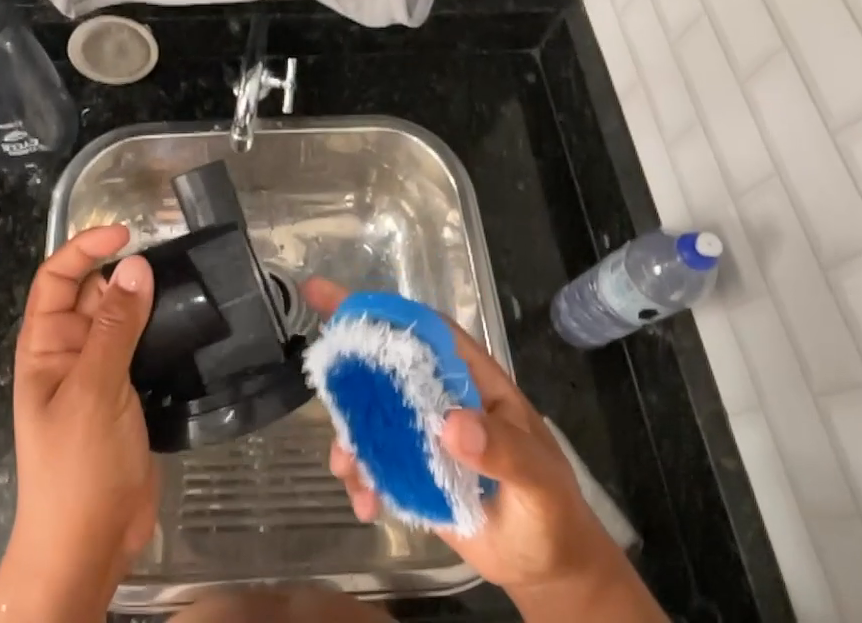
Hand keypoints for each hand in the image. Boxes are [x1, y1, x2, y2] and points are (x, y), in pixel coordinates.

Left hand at [0, 226, 157, 622]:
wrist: (88, 542)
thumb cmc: (78, 465)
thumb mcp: (94, 390)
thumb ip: (116, 328)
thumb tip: (135, 267)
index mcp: (44, 347)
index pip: (57, 280)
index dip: (84, 250)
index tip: (126, 234)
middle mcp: (69, 354)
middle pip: (93, 295)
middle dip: (123, 273)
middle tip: (172, 260)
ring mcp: (99, 376)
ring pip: (122, 321)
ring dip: (147, 302)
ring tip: (188, 284)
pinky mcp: (128, 396)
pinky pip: (142, 351)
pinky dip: (161, 333)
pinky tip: (190, 325)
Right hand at [305, 279, 662, 620]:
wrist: (546, 565)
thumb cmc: (552, 511)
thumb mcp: (537, 479)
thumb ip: (503, 450)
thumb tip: (452, 423)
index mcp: (472, 382)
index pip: (424, 331)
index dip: (381, 309)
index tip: (332, 295)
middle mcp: (440, 400)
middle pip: (384, 365)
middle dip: (344, 360)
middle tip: (309, 358)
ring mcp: (421, 436)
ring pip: (369, 418)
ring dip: (348, 439)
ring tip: (348, 472)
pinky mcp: (408, 473)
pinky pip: (371, 464)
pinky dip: (359, 480)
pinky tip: (367, 506)